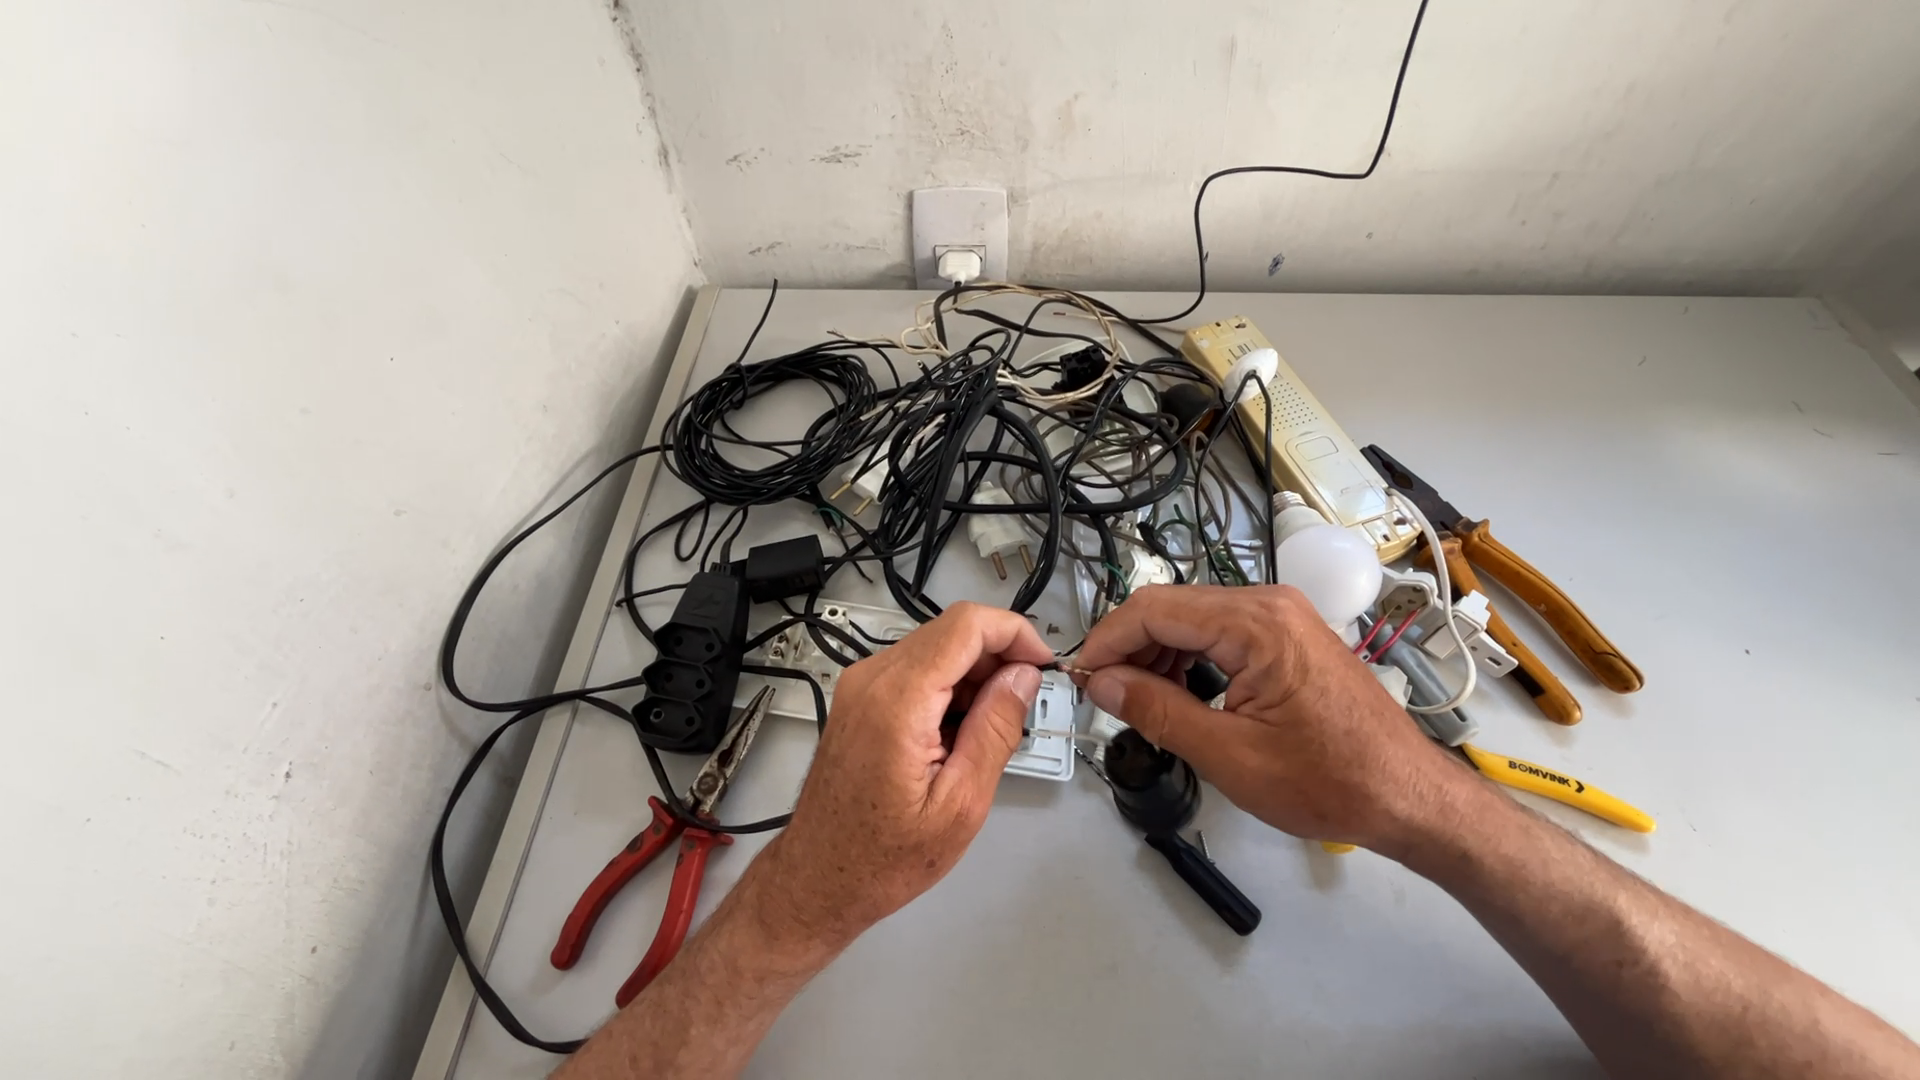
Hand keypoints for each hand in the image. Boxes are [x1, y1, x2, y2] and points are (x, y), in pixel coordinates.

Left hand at [748, 601, 1052, 946]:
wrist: (818, 879)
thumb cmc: (885, 857)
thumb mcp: (960, 804)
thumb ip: (996, 729)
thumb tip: (1024, 676)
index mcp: (897, 700)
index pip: (966, 625)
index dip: (1014, 632)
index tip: (1043, 666)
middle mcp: (872, 678)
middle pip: (952, 630)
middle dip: (999, 655)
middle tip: (1025, 703)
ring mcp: (861, 684)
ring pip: (936, 646)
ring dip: (975, 673)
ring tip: (992, 727)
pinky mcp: (859, 697)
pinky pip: (916, 668)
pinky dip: (949, 685)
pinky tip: (960, 731)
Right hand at [1075, 584, 1458, 851]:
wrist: (1410, 796)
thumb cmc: (1327, 782)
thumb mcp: (1229, 755)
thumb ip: (1157, 711)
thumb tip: (1099, 682)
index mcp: (1256, 623)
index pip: (1153, 609)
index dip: (1107, 640)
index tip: (1079, 678)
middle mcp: (1268, 602)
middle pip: (1170, 606)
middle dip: (1129, 647)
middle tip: (1104, 695)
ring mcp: (1281, 614)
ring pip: (1191, 616)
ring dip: (1156, 652)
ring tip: (1141, 700)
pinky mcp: (1287, 632)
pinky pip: (1219, 629)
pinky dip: (1188, 655)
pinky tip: (1180, 691)